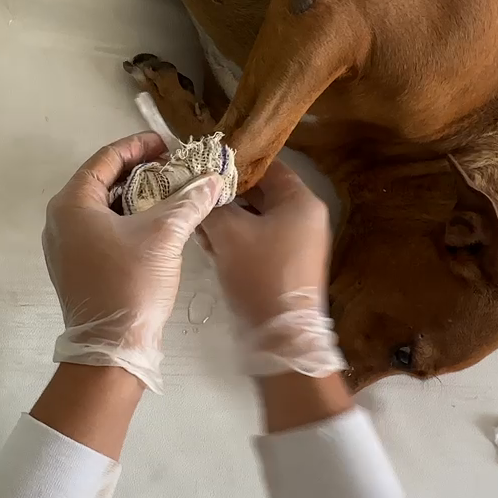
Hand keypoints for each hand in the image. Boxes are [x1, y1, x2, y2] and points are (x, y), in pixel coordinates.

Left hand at [43, 133, 223, 393]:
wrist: (111, 347)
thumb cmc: (131, 284)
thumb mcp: (164, 236)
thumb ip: (189, 201)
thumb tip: (212, 180)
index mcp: (72, 203)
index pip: (106, 158)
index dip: (140, 146)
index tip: (169, 144)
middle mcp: (60, 219)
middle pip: (102, 180)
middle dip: (139, 171)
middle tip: (173, 168)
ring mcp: (63, 244)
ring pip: (101, 206)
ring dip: (134, 196)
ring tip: (169, 193)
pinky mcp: (73, 264)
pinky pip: (98, 228)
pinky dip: (125, 219)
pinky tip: (153, 223)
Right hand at [200, 159, 345, 377]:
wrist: (280, 335)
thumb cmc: (260, 274)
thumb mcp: (229, 233)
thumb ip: (211, 205)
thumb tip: (197, 189)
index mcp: (301, 202)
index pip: (268, 166)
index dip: (236, 161)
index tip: (205, 162)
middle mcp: (303, 218)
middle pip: (260, 192)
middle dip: (226, 193)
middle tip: (194, 190)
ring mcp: (295, 242)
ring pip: (254, 217)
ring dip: (226, 217)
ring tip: (196, 217)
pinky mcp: (284, 263)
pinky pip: (256, 239)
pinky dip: (234, 237)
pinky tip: (207, 241)